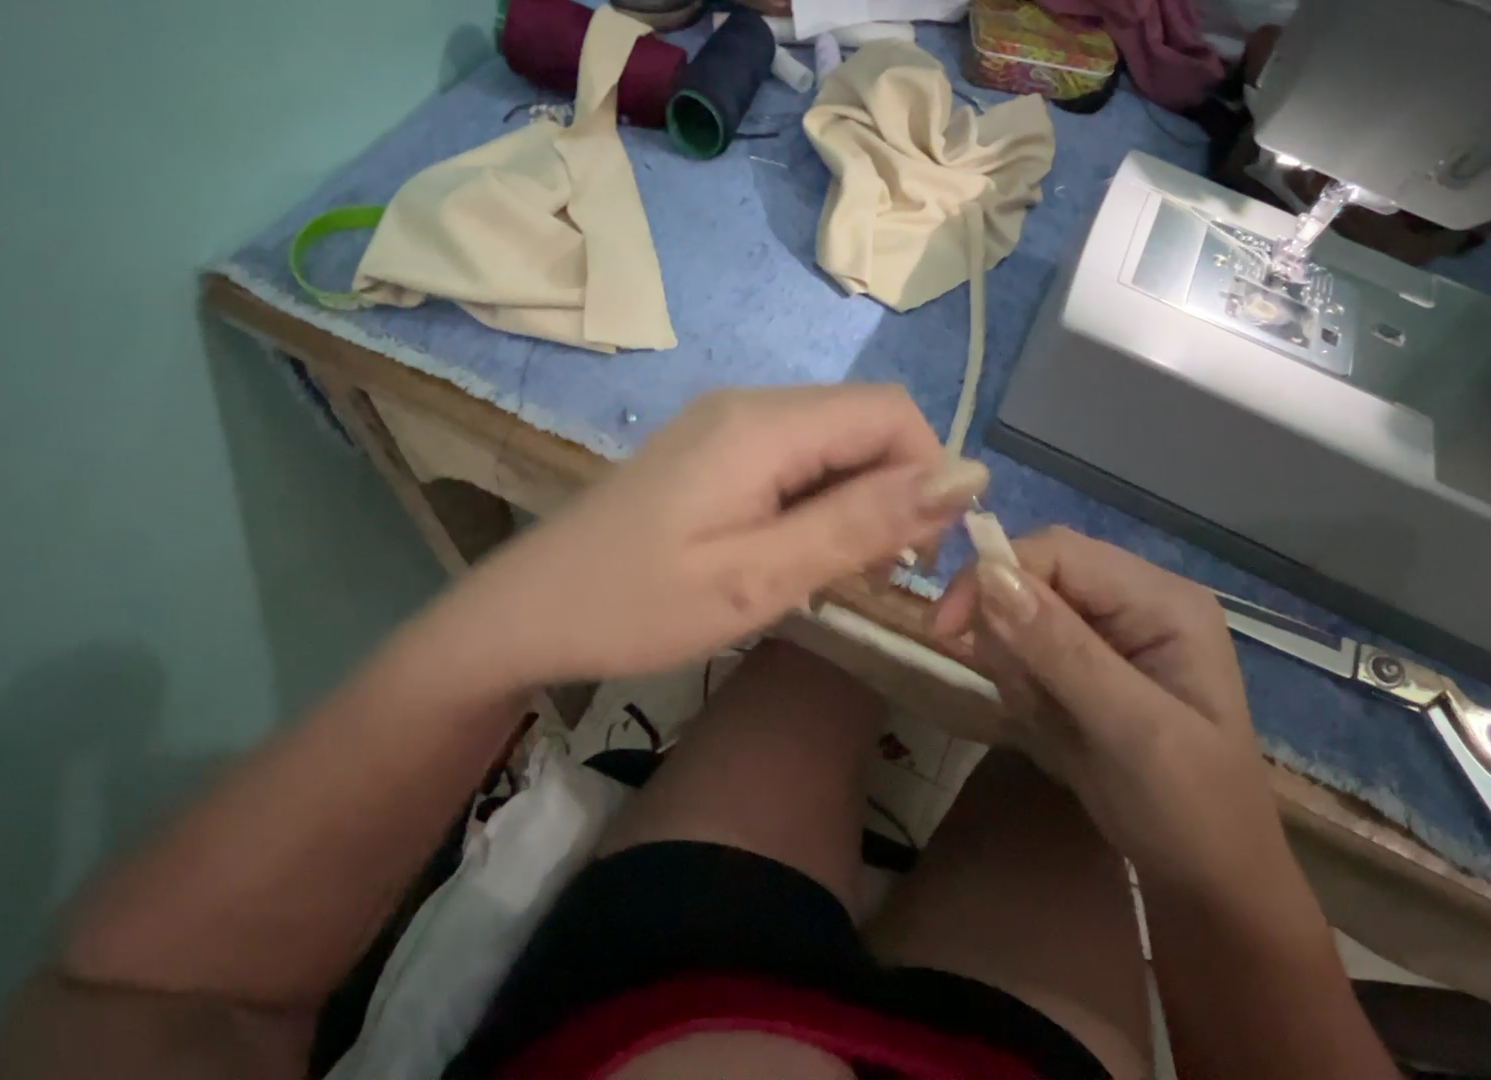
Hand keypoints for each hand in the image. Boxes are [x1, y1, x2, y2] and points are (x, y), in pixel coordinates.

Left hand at [443, 385, 988, 687]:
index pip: (891, 412)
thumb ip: (859, 523)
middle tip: (869, 576)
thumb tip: (964, 478)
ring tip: (828, 576)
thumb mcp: (758, 577)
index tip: (915, 555)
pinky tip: (790, 557)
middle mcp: (749, 405)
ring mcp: (724, 426)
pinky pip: (793, 462)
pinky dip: (816, 505)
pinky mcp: (710, 453)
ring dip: (856, 504)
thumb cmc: (637, 606)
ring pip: (832, 445)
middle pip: (864, 424)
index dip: (928, 474)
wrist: (526, 613)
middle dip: (893, 493)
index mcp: (763, 424)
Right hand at [933, 528, 1273, 873]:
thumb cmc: (1189, 807)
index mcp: (1162, 600)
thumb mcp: (1131, 729)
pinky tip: (1049, 724)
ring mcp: (1108, 638)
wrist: (1207, 880)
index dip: (994, 577)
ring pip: (1019, 617)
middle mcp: (1134, 604)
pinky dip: (1019, 687)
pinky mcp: (1083, 670)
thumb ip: (1062, 650)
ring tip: (1048, 719)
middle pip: (1034, 579)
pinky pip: (1023, 654)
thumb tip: (989, 576)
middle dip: (1007, 632)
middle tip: (1022, 696)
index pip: (1058, 552)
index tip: (945, 630)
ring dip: (1013, 667)